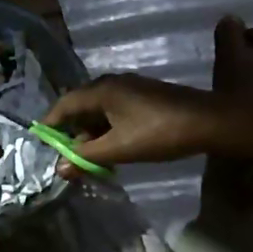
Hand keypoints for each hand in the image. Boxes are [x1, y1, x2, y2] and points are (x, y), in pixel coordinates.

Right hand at [43, 74, 226, 174]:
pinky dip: (107, 128)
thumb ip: (86, 156)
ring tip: (90, 157)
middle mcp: (112, 84)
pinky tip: (112, 147)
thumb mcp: (119, 148)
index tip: (43, 142)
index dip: (51, 123)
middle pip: (81, 106)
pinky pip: (114, 110)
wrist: (209, 122)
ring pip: (99, 110)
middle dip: (72, 131)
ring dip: (91, 132)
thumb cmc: (159, 132)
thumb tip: (60, 167)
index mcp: (101, 90)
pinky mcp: (144, 96)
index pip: (65, 104)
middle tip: (68, 156)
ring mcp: (130, 88)